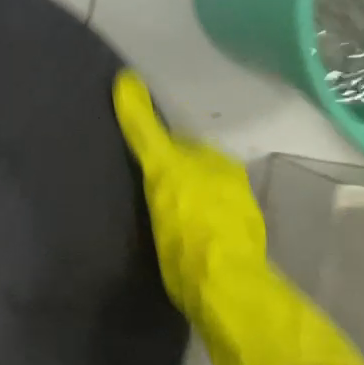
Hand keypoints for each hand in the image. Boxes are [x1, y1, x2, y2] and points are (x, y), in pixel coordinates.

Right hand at [113, 71, 363, 364]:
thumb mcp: (160, 169)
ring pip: (202, 202)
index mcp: (217, 163)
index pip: (182, 146)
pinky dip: (191, 231)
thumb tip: (125, 77)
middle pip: (194, 173)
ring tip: (152, 215)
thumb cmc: (188, 223)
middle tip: (139, 186)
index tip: (135, 159)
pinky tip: (174, 243)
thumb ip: (143, 127)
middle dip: (173, 177)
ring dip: (183, 204)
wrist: (222, 287)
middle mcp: (233, 186)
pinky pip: (206, 231)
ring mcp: (238, 222)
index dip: (158, 151)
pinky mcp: (233, 255)